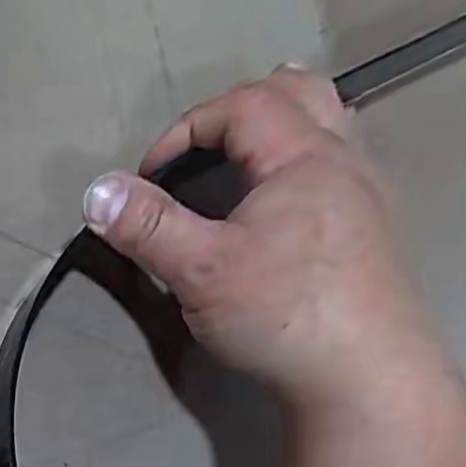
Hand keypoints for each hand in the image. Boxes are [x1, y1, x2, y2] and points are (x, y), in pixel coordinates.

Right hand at [81, 66, 457, 410]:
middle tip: (195, 144)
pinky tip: (277, 201)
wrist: (361, 372)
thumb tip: (96, 190)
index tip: (145, 178)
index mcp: (304, 159)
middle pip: (299, 93)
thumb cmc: (279, 313)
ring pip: (327, 126)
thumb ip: (146, 226)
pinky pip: (335, 167)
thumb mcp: (197, 269)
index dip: (184, 130)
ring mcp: (365, 195)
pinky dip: (296, 161)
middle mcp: (344, 162)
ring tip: (240, 149)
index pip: (243, 106)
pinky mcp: (369, 231)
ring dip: (276, 126)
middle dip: (237, 108)